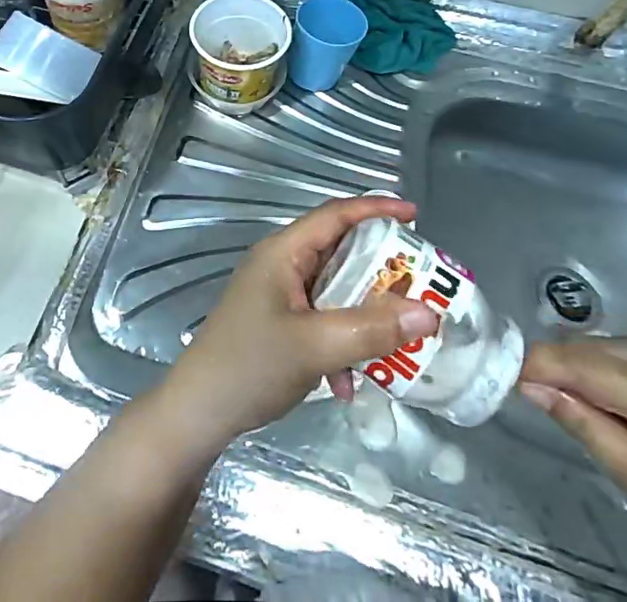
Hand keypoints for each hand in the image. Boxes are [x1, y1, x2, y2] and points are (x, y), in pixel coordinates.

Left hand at [160, 197, 439, 445]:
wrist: (195, 418)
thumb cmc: (249, 367)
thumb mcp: (315, 346)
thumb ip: (373, 330)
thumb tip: (431, 315)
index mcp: (284, 253)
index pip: (336, 215)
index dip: (377, 209)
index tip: (415, 216)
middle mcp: (282, 266)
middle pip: (340, 252)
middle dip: (380, 268)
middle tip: (416, 280)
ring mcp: (279, 297)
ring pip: (336, 289)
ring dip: (364, 311)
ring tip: (396, 331)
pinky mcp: (279, 325)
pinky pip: (324, 319)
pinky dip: (343, 340)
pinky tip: (349, 381)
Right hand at [520, 338, 626, 601]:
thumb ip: (591, 431)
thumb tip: (534, 386)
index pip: (591, 366)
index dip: (541, 363)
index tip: (500, 373)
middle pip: (598, 348)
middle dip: (556, 363)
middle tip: (521, 391)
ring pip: (612, 342)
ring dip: (581, 364)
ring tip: (564, 402)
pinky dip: (606, 364)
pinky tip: (603, 395)